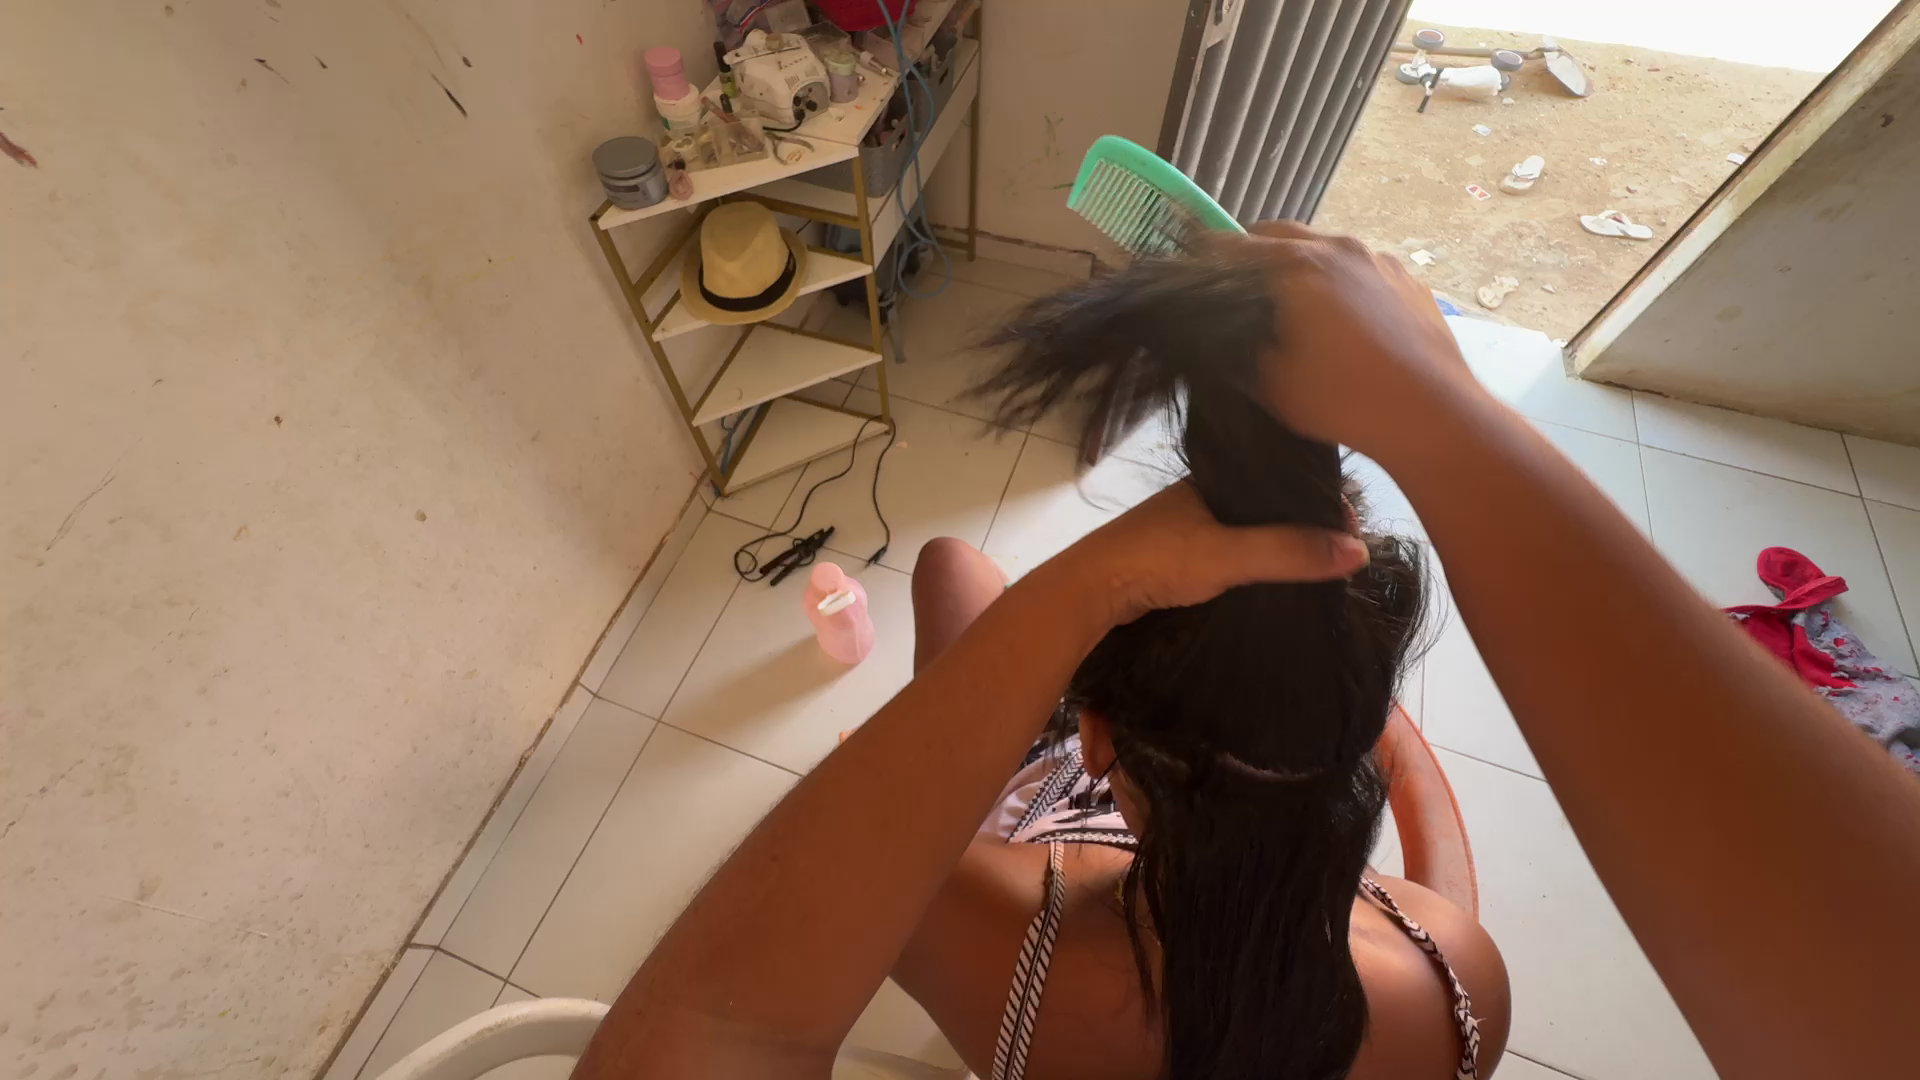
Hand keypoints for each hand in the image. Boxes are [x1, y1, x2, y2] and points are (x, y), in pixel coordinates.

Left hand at [1047, 482, 1369, 628]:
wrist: (1090, 589)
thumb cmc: (1155, 560)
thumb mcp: (1228, 553)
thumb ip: (1288, 550)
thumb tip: (1359, 552)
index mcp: (1215, 479)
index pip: (1284, 480)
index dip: (1322, 504)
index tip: (1354, 535)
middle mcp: (1204, 495)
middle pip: (1270, 507)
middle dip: (1306, 527)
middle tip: (1344, 558)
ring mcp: (1189, 525)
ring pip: (1250, 531)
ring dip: (1281, 548)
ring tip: (1320, 572)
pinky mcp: (1180, 554)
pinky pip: (1232, 552)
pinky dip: (1255, 564)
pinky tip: (1275, 582)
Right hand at [1217, 222, 1487, 458]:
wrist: (1428, 413)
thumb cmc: (1337, 398)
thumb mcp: (1266, 381)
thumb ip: (1235, 348)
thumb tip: (1216, 332)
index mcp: (1298, 266)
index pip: (1235, 245)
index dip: (1205, 257)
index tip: (1189, 271)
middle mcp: (1340, 248)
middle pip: (1280, 234)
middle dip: (1250, 251)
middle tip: (1232, 281)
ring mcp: (1381, 261)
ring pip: (1323, 248)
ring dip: (1296, 264)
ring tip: (1286, 301)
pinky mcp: (1408, 281)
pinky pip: (1358, 269)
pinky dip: (1334, 281)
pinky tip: (1333, 319)